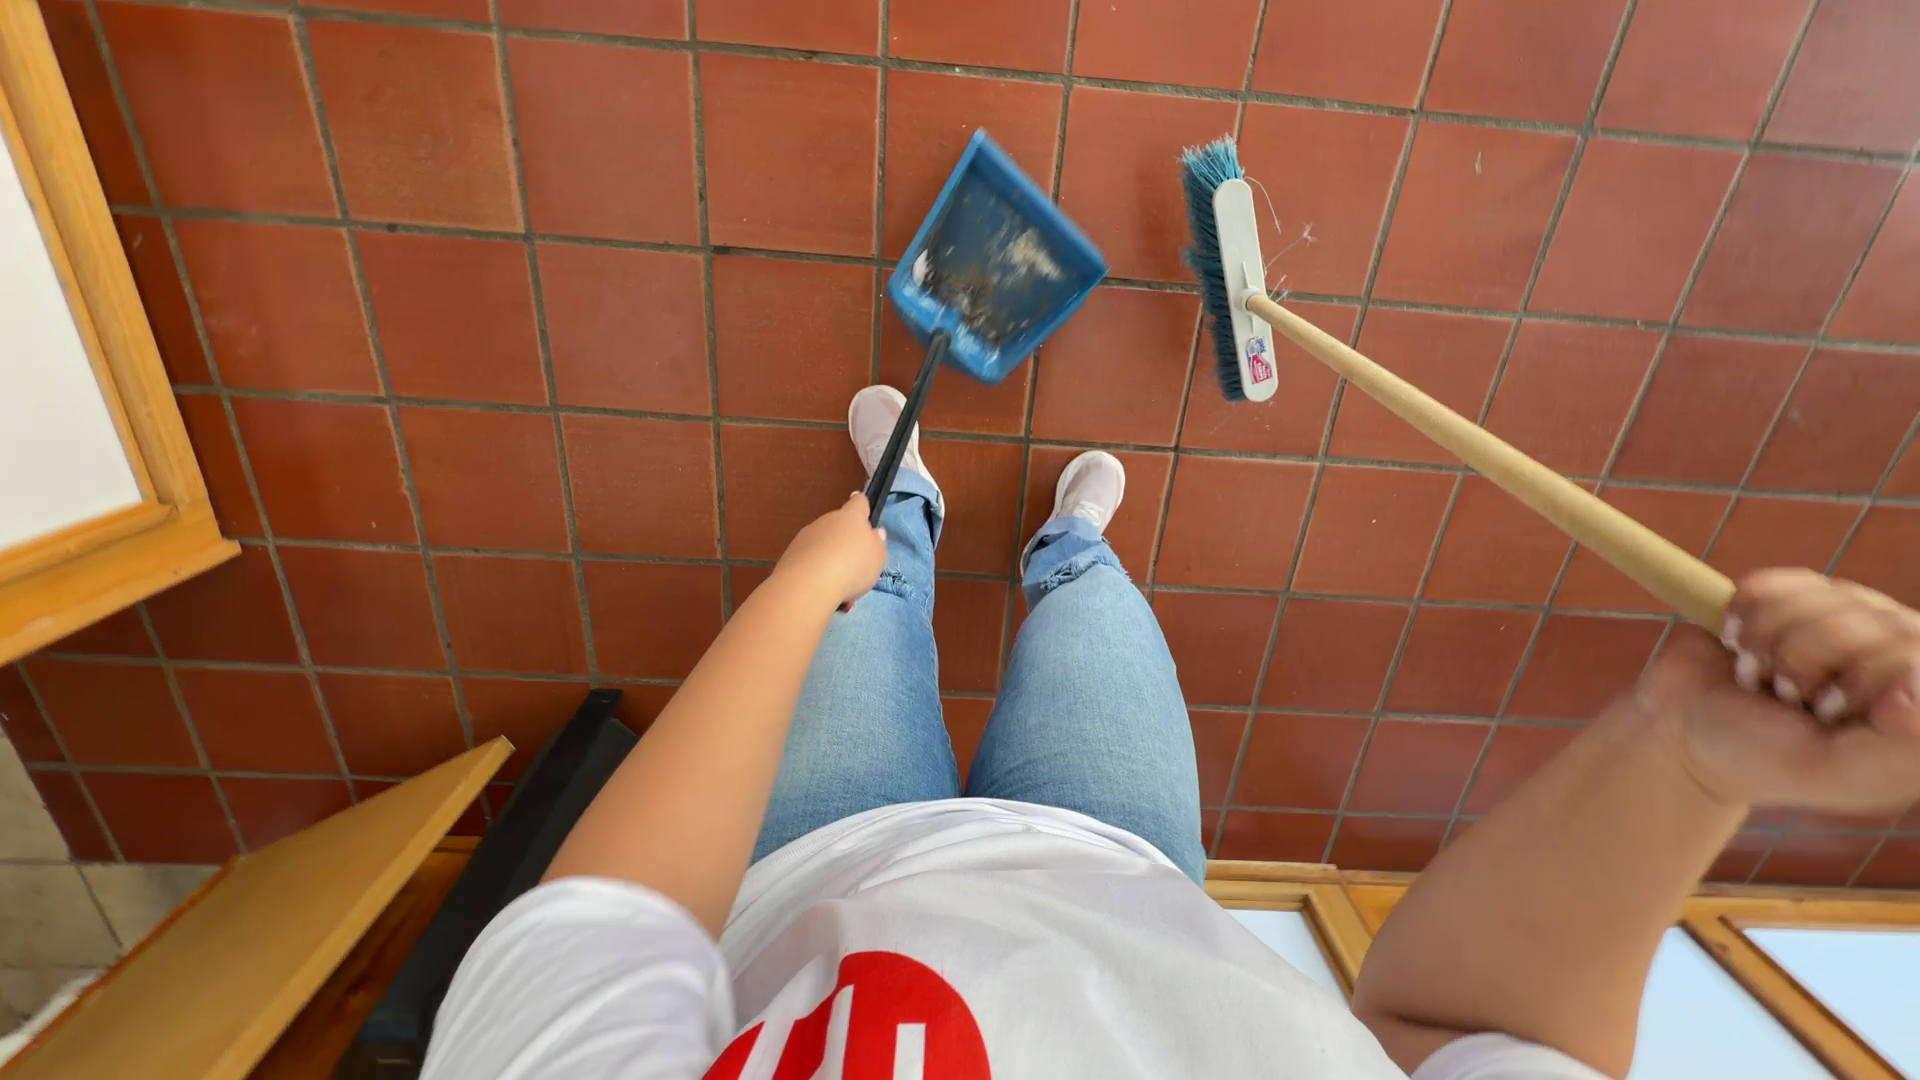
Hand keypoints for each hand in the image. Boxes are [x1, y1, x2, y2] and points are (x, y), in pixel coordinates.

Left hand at [771, 492, 887, 609]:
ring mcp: (805, 536)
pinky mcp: (790, 554)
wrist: (809, 584)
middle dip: (844, 538)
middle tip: (853, 560)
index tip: (862, 505)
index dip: (862, 505)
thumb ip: (877, 544)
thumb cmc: (853, 566)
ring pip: (821, 542)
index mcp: (851, 517)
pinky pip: (808, 558)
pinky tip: (821, 587)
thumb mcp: (877, 558)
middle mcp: (826, 521)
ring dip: (829, 555)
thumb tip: (875, 533)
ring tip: (837, 581)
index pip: (858, 503)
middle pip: (838, 524)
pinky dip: (814, 569)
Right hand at [1639, 569, 1919, 812]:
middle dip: (1800, 660)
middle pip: (1863, 619)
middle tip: (1784, 695)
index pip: (1912, 653)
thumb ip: (1907, 741)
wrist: (1680, 729)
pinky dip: (1741, 611)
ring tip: (1756, 673)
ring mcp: (1840, 620)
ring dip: (1764, 641)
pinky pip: (1771, 581)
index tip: (1823, 713)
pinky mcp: (1784, 600)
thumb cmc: (1764, 760)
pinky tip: (1738, 641)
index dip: (1860, 678)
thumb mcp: (1844, 770)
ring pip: (1814, 597)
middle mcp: (1894, 650)